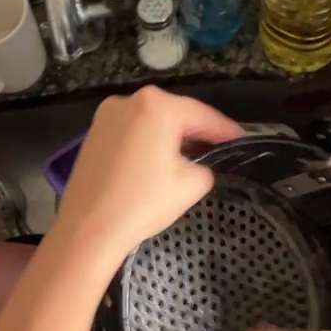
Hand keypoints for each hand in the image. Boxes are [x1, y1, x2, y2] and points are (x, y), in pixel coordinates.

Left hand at [49, 86, 244, 262]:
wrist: (88, 230)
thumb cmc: (142, 203)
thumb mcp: (191, 184)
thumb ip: (206, 166)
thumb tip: (198, 164)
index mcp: (156, 105)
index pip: (203, 115)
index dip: (226, 130)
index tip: (242, 140)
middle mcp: (128, 101)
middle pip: (174, 114)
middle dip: (196, 132)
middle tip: (217, 149)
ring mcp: (105, 117)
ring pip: (150, 123)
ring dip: (169, 137)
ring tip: (188, 157)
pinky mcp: (91, 135)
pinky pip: (130, 133)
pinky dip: (146, 144)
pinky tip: (155, 163)